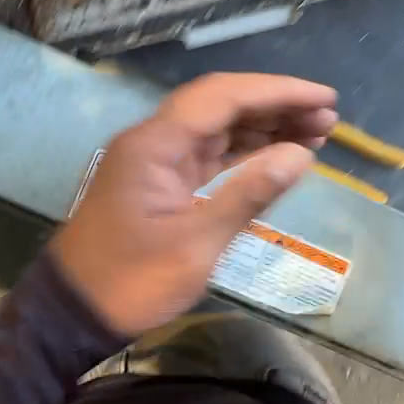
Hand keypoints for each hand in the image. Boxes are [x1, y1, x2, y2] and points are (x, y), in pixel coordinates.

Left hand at [49, 74, 338, 336]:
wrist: (74, 310)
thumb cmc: (132, 282)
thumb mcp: (197, 244)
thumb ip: (249, 194)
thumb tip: (301, 156)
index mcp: (154, 145)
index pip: (223, 96)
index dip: (277, 92)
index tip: (325, 99)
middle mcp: (151, 141)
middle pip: (219, 105)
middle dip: (274, 106)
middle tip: (328, 119)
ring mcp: (152, 162)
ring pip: (214, 129)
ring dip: (261, 127)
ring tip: (315, 134)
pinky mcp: (156, 184)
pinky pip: (204, 155)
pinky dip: (240, 153)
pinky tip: (275, 157)